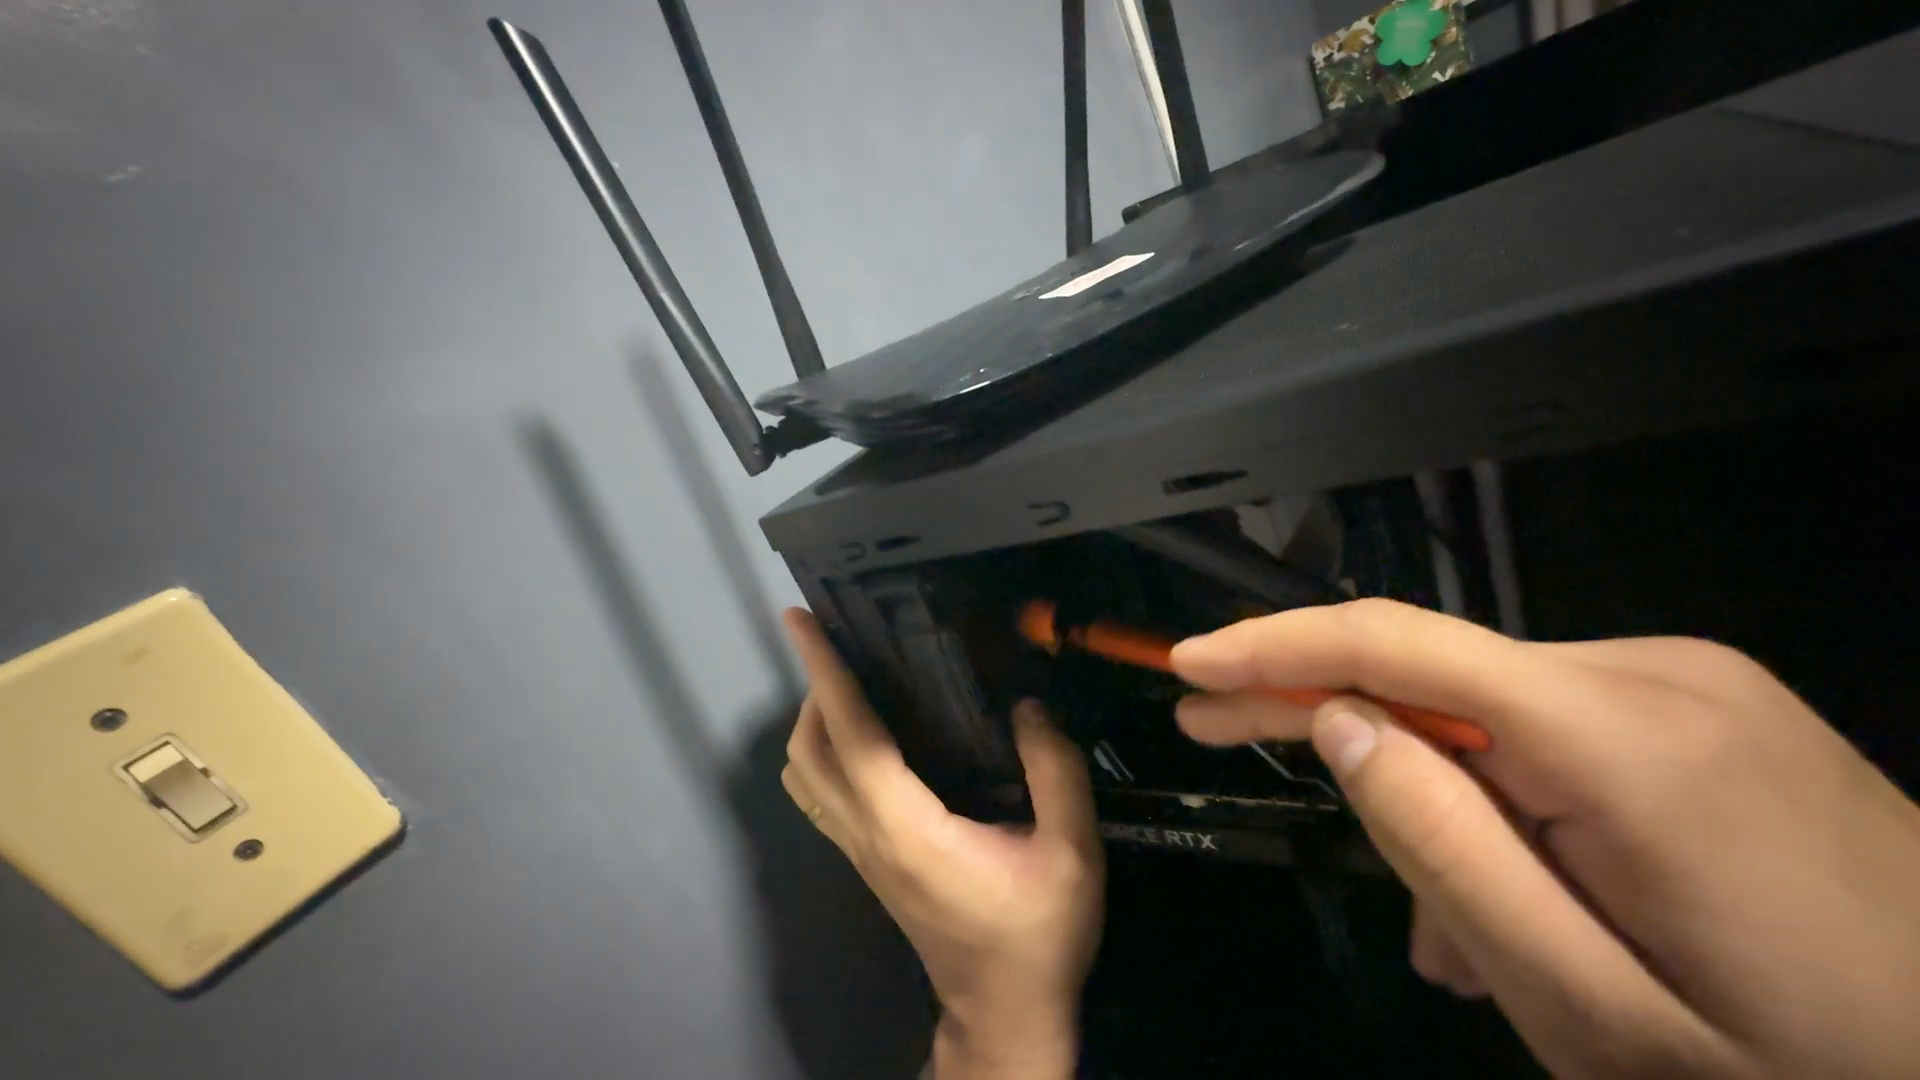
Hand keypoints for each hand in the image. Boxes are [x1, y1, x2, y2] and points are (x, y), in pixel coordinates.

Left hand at [780, 610, 1103, 1078]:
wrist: (1006, 1009)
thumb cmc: (1037, 934)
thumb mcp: (1071, 851)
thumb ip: (1055, 770)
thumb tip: (1026, 706)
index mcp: (908, 828)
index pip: (851, 735)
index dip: (825, 673)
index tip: (800, 623)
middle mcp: (868, 835)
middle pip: (809, 751)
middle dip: (813, 688)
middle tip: (842, 644)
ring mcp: (859, 853)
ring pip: (804, 777)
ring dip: (813, 723)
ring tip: (852, 684)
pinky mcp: (866, 862)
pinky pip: (820, 796)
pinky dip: (824, 753)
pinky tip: (864, 738)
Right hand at [1172, 598, 1919, 1079]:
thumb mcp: (1586, 1004)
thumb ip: (1443, 848)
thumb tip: (1338, 722)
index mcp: (1626, 735)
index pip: (1397, 645)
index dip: (1273, 645)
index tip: (1187, 663)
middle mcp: (1657, 677)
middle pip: (1433, 673)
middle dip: (1321, 709)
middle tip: (1216, 729)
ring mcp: (1696, 694)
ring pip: (1490, 717)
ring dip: (1433, 797)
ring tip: (1449, 936)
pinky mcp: (1714, 724)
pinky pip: (1554, 738)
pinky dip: (1501, 802)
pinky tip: (1522, 903)